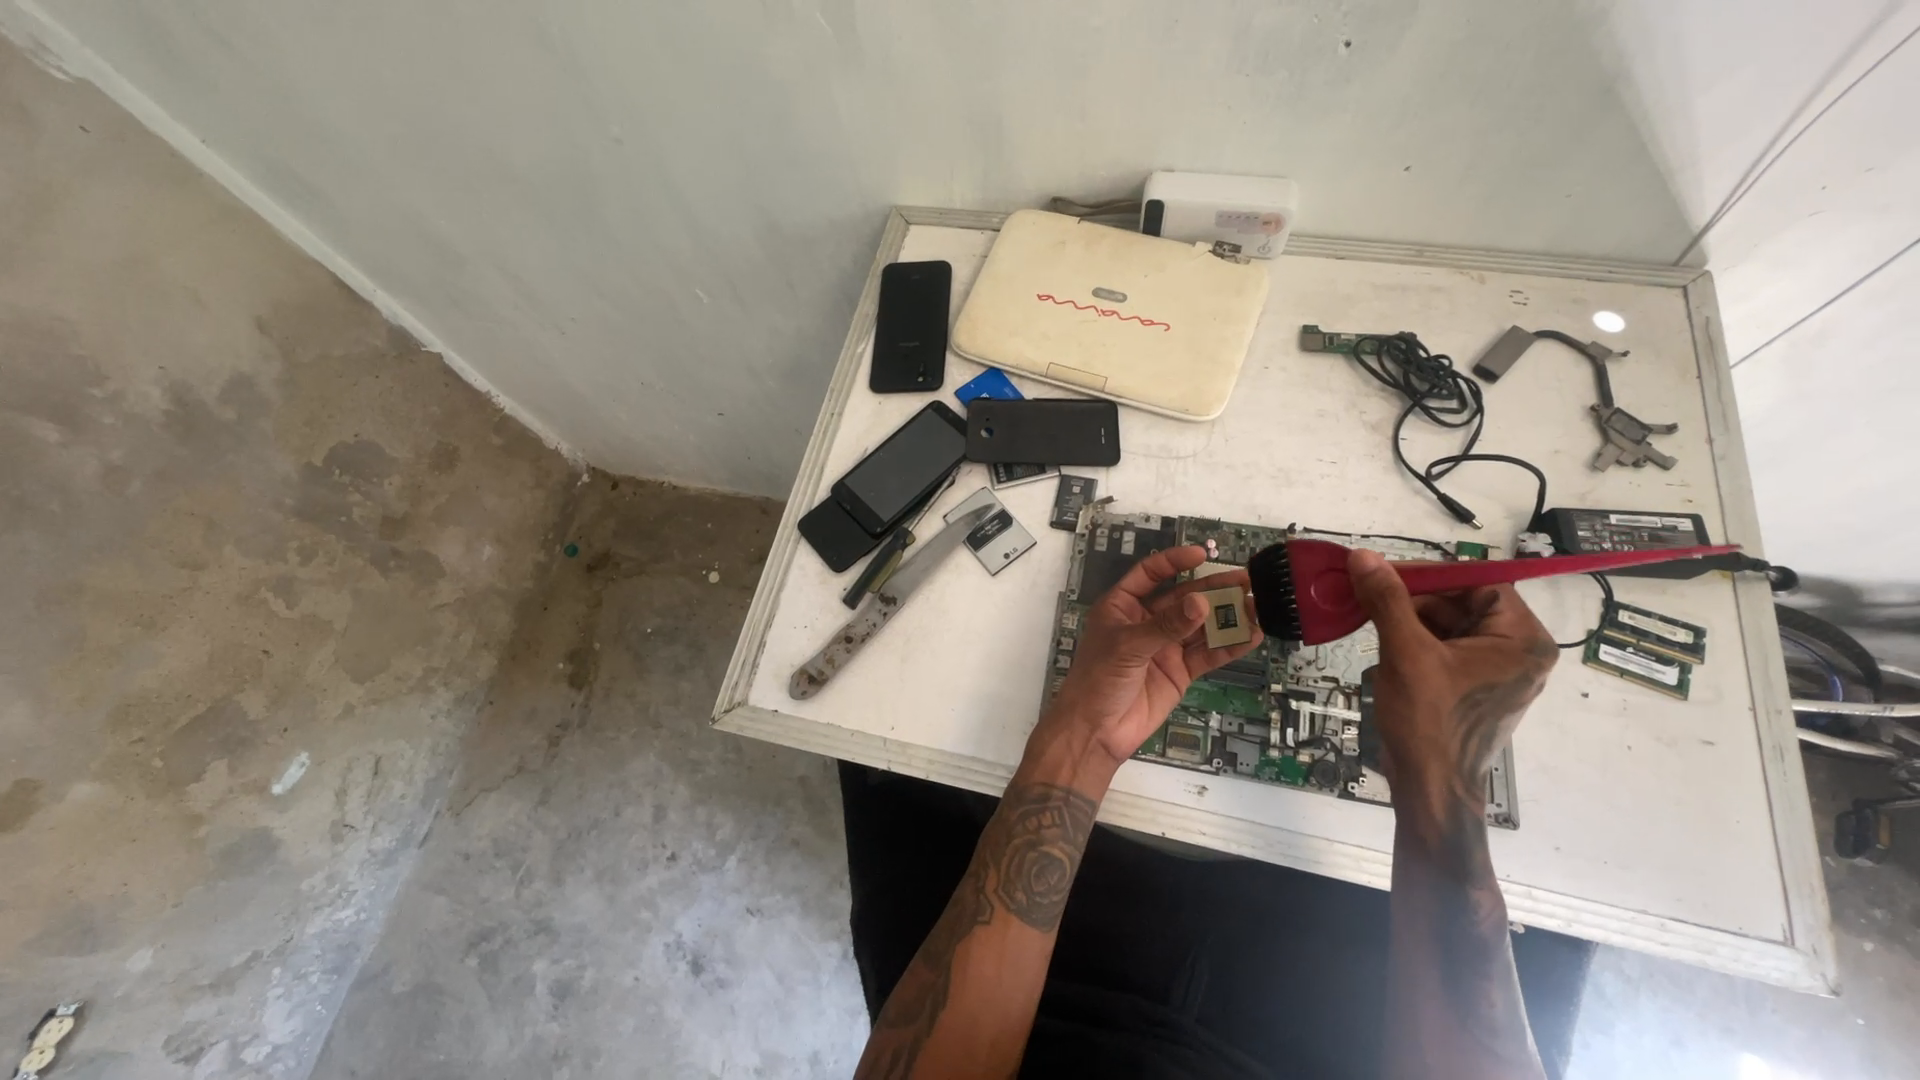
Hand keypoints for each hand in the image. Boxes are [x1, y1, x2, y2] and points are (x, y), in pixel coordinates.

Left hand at [1036, 545, 1264, 772]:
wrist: (1096, 730)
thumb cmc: (1098, 679)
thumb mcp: (1128, 646)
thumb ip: (1167, 625)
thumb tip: (1201, 602)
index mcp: (1122, 607)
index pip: (1150, 574)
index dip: (1174, 561)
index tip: (1201, 554)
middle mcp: (1146, 622)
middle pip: (1184, 599)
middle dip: (1213, 589)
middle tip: (1246, 580)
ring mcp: (1165, 647)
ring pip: (1200, 626)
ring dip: (1227, 617)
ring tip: (1257, 605)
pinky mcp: (1180, 672)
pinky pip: (1207, 654)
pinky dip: (1229, 645)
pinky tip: (1251, 635)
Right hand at [1347, 549, 1555, 820]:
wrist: (1430, 788)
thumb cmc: (1429, 721)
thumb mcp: (1405, 653)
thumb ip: (1387, 600)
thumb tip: (1363, 556)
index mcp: (1522, 640)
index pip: (1479, 583)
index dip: (1430, 574)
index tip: (1384, 572)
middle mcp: (1519, 653)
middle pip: (1462, 603)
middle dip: (1413, 600)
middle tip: (1368, 598)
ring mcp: (1497, 673)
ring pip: (1449, 625)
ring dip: (1408, 621)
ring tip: (1370, 624)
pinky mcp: (1474, 688)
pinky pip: (1445, 649)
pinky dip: (1414, 643)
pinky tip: (1384, 649)